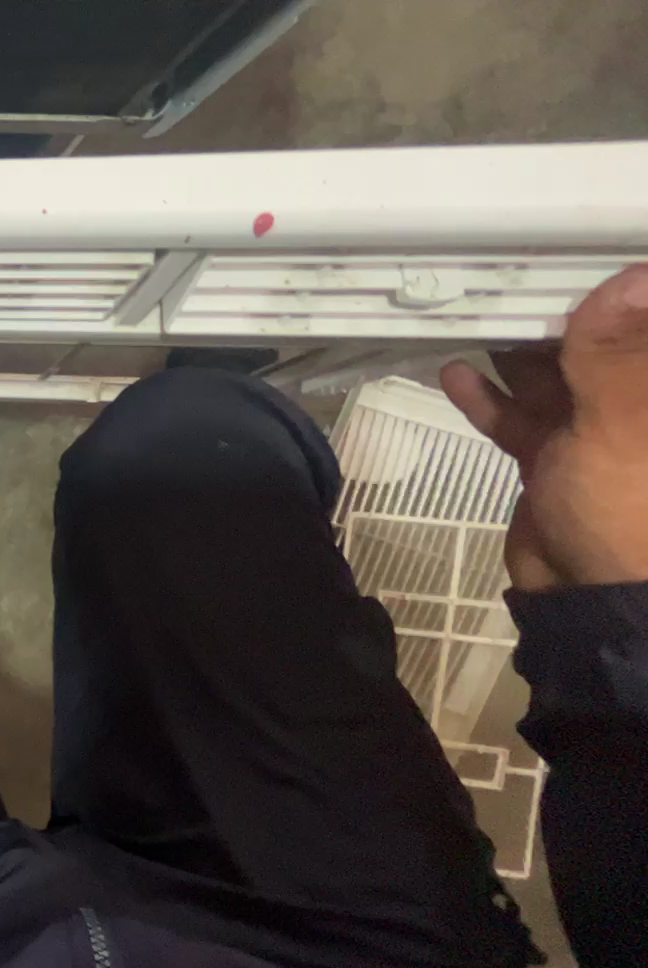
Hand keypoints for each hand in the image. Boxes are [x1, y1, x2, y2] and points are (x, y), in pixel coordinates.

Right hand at [440, 265, 647, 589]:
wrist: (598, 591)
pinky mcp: (559, 457)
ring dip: (516, 354)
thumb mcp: (623, 426)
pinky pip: (523, 417)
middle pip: (609, 346)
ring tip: (474, 320)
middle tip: (507, 283)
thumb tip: (624, 278)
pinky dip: (490, 397)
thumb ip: (617, 357)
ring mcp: (604, 432)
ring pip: (559, 378)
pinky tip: (455, 374)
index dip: (626, 291)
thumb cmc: (634, 507)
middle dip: (561, 316)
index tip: (576, 258)